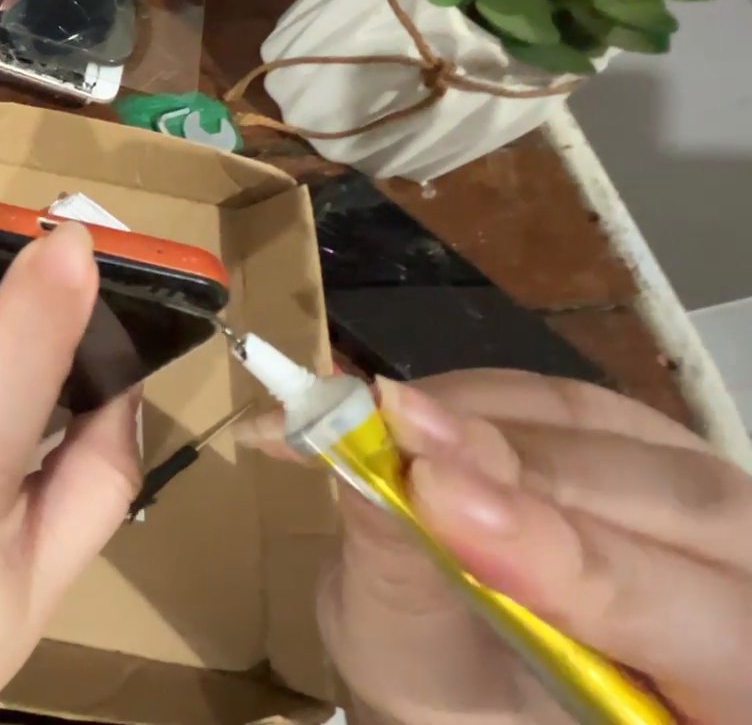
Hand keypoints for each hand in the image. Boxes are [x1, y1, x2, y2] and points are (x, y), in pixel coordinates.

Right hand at [246, 370, 751, 723]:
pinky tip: (397, 407)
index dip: (576, 562)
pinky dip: (471, 396)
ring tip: (386, 413)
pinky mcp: (623, 441)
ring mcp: (700, 508)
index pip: (711, 635)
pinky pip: (565, 402)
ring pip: (625, 442)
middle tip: (403, 434)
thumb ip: (408, 575)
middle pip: (692, 515)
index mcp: (734, 695)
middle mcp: (751, 591)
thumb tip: (376, 467)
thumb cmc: (440, 684)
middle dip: (533, 470)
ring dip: (493, 422)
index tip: (437, 498)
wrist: (439, 644)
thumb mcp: (414, 657)